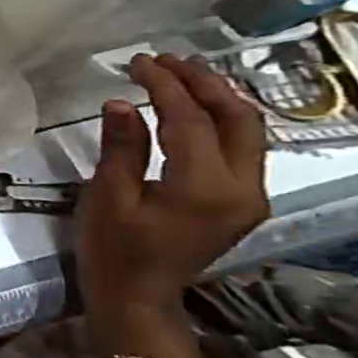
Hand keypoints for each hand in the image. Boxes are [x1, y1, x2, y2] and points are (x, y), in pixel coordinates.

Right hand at [78, 53, 269, 317]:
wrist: (137, 297)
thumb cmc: (113, 251)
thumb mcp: (107, 198)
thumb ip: (121, 148)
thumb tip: (120, 103)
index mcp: (206, 188)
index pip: (190, 121)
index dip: (164, 87)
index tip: (137, 63)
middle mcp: (243, 187)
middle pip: (236, 118)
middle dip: (202, 83)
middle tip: (164, 61)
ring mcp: (250, 195)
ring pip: (247, 130)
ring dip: (216, 97)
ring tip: (181, 74)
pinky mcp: (243, 200)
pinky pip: (241, 147)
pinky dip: (219, 119)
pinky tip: (194, 108)